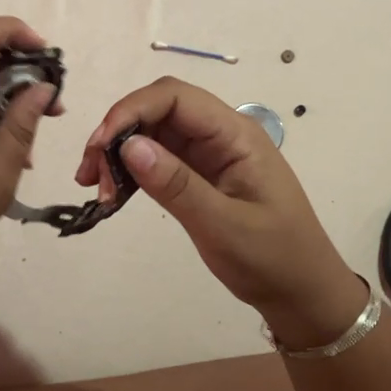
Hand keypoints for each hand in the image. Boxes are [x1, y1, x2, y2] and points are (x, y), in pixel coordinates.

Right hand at [77, 77, 364, 318]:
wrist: (301, 293)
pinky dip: (129, 171)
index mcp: (236, 134)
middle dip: (118, 132)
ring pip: (151, 133)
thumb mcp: (224, 226)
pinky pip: (156, 159)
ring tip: (95, 188)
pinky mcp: (197, 174)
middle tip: (89, 175)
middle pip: (157, 110)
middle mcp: (220, 134)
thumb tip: (128, 145)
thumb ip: (176, 184)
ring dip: (118, 153)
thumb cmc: (272, 259)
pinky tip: (111, 193)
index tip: (99, 145)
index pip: (174, 97)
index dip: (130, 111)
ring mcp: (208, 154)